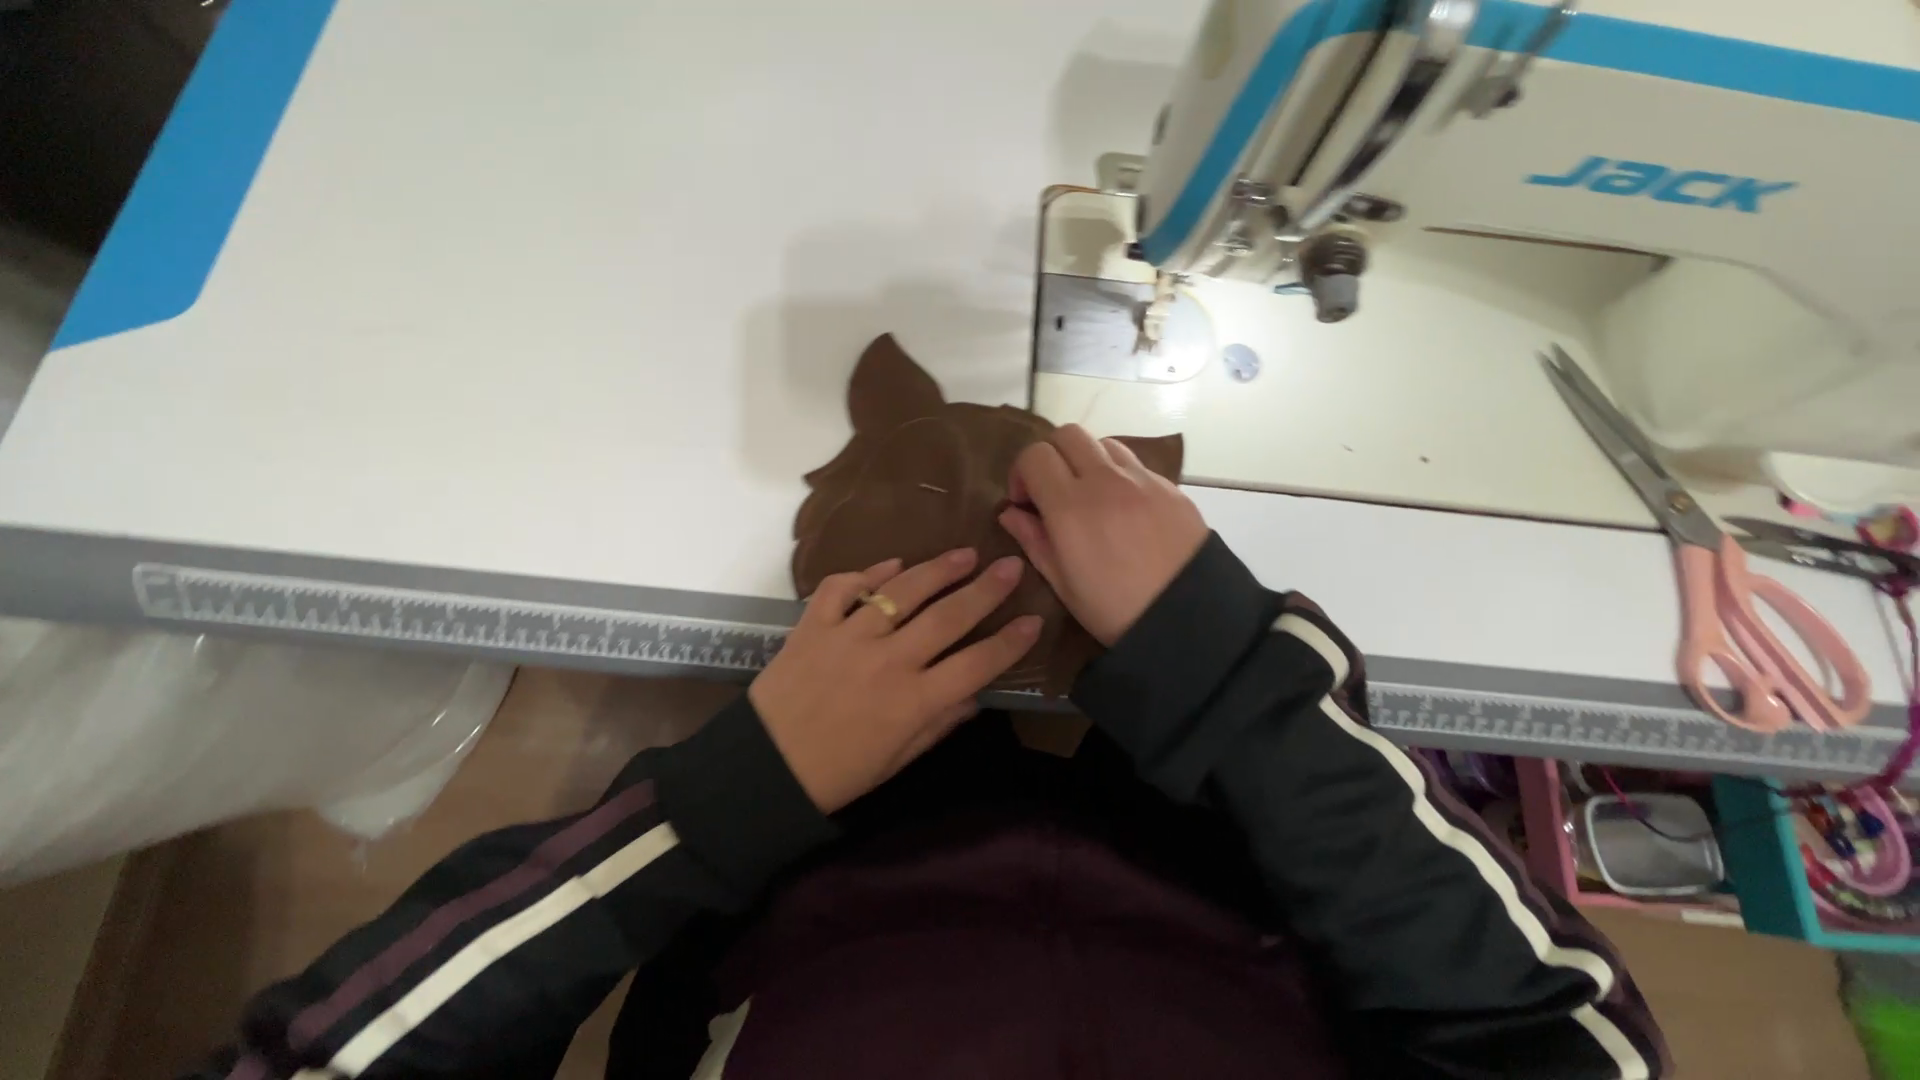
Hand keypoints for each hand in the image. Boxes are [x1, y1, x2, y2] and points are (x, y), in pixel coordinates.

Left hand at [750, 549, 1040, 812]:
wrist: (764, 769)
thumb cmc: (837, 774)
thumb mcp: (897, 761)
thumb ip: (938, 724)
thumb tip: (973, 695)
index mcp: (913, 701)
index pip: (976, 664)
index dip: (1011, 642)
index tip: (1034, 620)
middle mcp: (888, 661)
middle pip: (948, 617)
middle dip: (986, 590)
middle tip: (1010, 566)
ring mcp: (848, 637)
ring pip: (901, 592)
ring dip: (937, 570)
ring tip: (964, 555)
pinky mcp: (812, 625)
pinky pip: (844, 587)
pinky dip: (869, 573)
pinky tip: (891, 567)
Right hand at [998, 424, 1207, 644]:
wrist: (1189, 616)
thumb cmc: (1115, 610)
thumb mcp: (1063, 584)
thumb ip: (1033, 540)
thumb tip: (1011, 512)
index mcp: (1070, 506)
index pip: (1034, 455)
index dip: (1021, 473)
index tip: (1025, 503)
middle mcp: (1105, 480)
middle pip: (1067, 434)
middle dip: (1052, 456)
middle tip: (1053, 492)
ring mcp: (1141, 479)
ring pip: (1102, 443)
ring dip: (1087, 461)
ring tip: (1090, 497)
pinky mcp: (1169, 486)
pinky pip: (1134, 463)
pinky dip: (1117, 475)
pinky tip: (1123, 510)